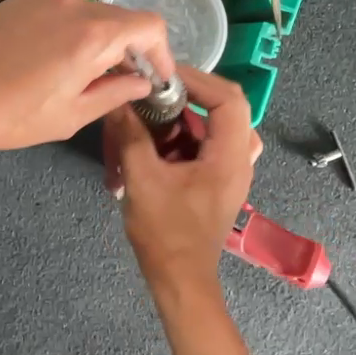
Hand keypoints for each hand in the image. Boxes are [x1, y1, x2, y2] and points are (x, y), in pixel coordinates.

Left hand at [0, 0, 171, 151]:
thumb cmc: (14, 113)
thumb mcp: (71, 115)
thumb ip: (115, 94)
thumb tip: (142, 82)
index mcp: (94, 35)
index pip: (150, 26)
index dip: (162, 51)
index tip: (157, 76)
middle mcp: (74, 6)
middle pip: (121, 17)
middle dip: (131, 47)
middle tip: (124, 80)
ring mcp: (44, 0)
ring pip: (90, 13)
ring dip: (100, 38)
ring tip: (86, 72)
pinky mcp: (20, 1)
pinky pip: (60, 11)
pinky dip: (71, 30)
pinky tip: (53, 58)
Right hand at [106, 67, 261, 287]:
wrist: (179, 280)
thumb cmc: (165, 232)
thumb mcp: (142, 178)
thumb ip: (131, 134)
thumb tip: (117, 100)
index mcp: (229, 156)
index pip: (229, 98)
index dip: (198, 78)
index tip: (163, 74)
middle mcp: (237, 160)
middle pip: (223, 108)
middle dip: (187, 96)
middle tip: (154, 90)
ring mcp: (229, 172)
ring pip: (212, 127)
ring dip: (181, 117)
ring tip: (149, 114)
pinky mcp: (215, 182)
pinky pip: (204, 145)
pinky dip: (180, 137)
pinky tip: (151, 142)